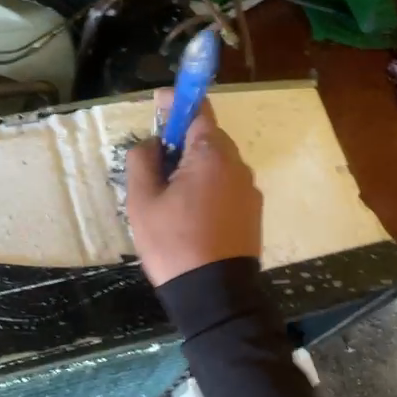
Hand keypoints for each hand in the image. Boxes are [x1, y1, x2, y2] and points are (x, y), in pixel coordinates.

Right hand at [125, 93, 262, 285]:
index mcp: (211, 155)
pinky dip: (209, 187)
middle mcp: (237, 165)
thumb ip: (142, 161)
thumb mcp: (143, 201)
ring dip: (195, 167)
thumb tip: (152, 144)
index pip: (197, 110)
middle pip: (208, 138)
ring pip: (218, 164)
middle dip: (182, 142)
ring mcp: (249, 189)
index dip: (177, 102)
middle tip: (155, 164)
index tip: (159, 102)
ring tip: (170, 196)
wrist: (214, 294)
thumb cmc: (174, 243)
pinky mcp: (253, 211)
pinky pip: (227, 186)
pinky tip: (191, 213)